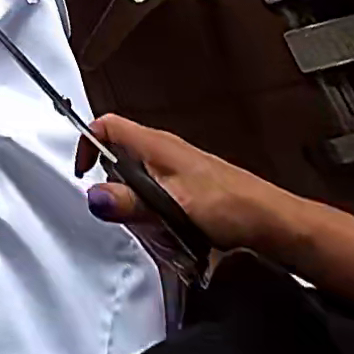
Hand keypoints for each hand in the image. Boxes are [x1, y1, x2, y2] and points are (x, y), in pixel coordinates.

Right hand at [75, 114, 305, 255]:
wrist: (269, 219)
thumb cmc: (229, 205)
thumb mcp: (172, 206)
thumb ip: (131, 202)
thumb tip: (95, 196)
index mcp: (155, 145)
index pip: (106, 125)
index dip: (87, 143)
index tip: (84, 173)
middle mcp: (163, 150)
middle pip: (117, 154)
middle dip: (112, 183)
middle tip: (123, 209)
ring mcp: (175, 167)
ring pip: (135, 176)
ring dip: (134, 201)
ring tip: (151, 223)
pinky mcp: (185, 185)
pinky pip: (153, 191)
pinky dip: (151, 209)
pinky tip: (167, 227)